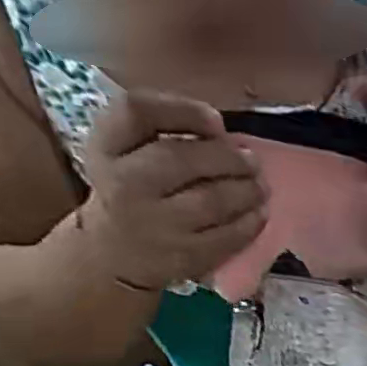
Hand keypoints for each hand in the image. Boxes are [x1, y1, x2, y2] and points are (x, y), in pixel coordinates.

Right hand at [79, 89, 267, 290]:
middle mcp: (126, 184)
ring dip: (246, 190)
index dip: (185, 110)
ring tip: (260, 185)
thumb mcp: (125, 151)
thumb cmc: (132, 189)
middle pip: (183, 159)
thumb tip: (220, 129)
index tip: (217, 121)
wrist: (118, 251)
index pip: (139, 112)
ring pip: (213, 200)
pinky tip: (259, 211)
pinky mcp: (188, 255)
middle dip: (227, 157)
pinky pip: (229, 236)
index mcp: (106, 146)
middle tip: (251, 160)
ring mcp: (158, 225)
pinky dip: (251, 221)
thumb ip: (161, 129)